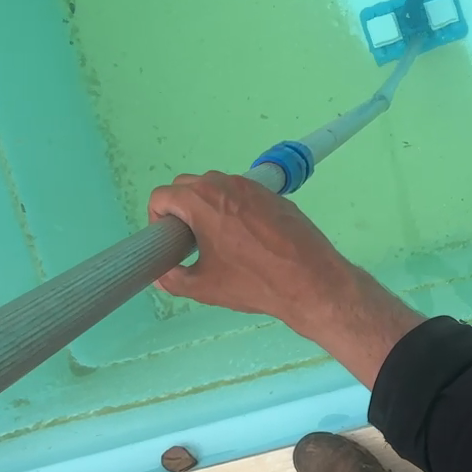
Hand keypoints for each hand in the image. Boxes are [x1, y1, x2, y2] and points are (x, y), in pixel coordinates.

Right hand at [147, 172, 423, 386]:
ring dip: (211, 207)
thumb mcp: (204, 287)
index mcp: (202, 200)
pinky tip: (250, 239)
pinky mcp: (278, 197)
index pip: (162, 196)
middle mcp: (227, 184)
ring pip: (220, 188)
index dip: (158, 219)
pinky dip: (238, 210)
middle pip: (189, 187)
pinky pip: (246, 196)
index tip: (169, 241)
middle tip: (191, 241)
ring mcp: (256, 188)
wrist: (313, 281)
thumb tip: (162, 275)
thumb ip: (173, 279)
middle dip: (182, 210)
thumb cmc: (255, 282)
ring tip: (220, 240)